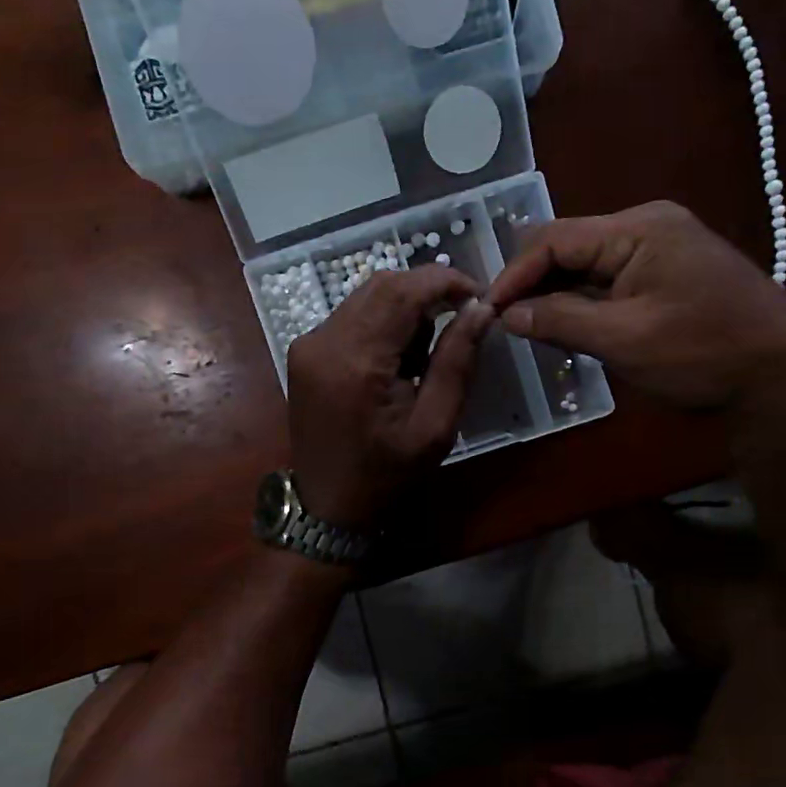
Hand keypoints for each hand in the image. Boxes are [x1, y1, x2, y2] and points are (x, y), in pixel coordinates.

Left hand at [286, 265, 494, 527]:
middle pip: (382, 286)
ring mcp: (307, 345)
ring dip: (403, 310)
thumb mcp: (435, 425)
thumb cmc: (386, 473)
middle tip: (456, 325)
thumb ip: (457, 361)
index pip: (402, 290)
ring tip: (422, 356)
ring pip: (365, 297)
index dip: (445, 281)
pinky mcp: (304, 352)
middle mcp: (323, 341)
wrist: (329, 504)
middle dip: (425, 294)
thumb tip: (481, 308)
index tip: (477, 297)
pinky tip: (394, 362)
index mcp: (355, 361)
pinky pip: (350, 317)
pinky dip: (380, 324)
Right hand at [485, 201, 785, 416]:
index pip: (555, 239)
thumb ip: (558, 320)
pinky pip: (604, 283)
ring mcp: (656, 251)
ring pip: (582, 268)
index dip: (514, 274)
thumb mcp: (622, 338)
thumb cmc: (702, 353)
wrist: (779, 379)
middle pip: (567, 248)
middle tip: (501, 324)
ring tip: (524, 331)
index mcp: (638, 229)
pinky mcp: (661, 277)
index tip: (487, 312)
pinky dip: (578, 305)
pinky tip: (560, 330)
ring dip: (552, 297)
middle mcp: (645, 228)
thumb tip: (505, 314)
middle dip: (531, 284)